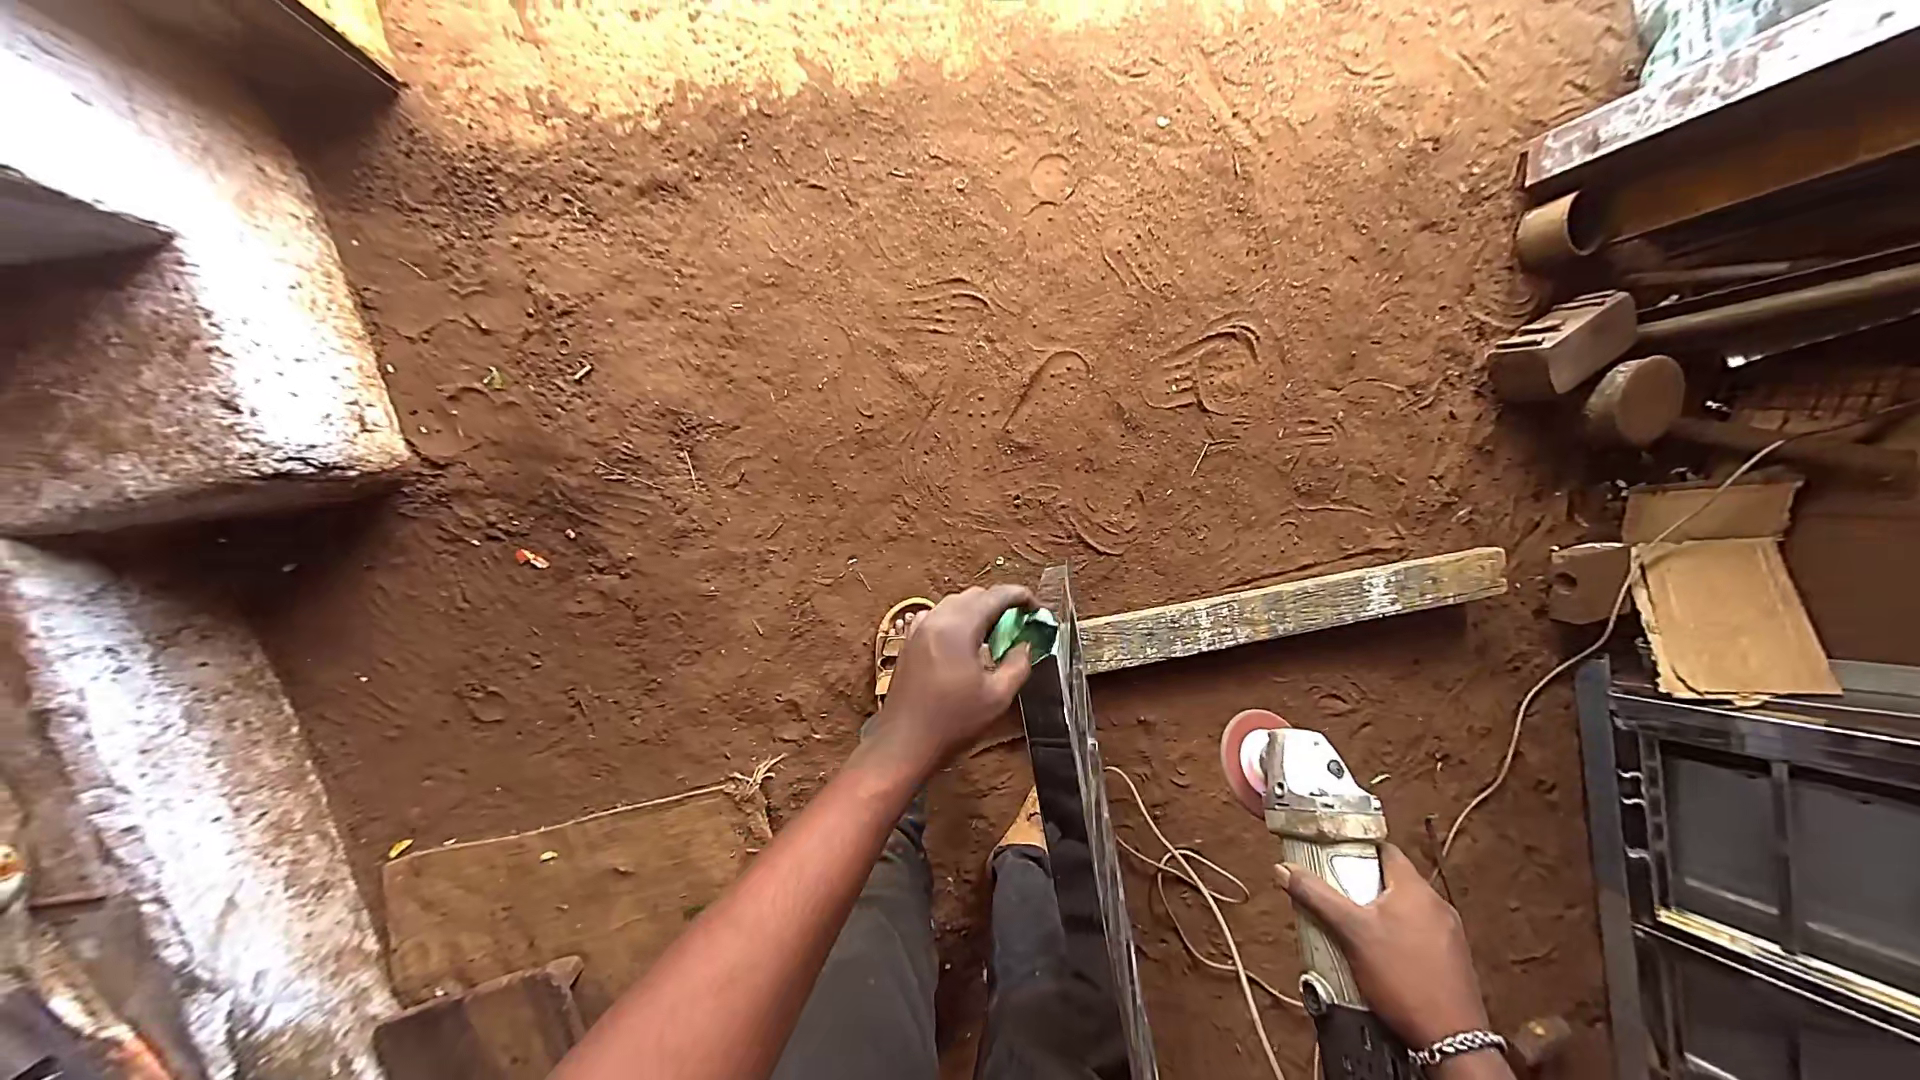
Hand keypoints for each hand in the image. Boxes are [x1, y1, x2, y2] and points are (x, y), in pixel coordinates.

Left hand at [869, 584, 1035, 771]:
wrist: (904, 743)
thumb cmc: (952, 722)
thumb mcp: (998, 696)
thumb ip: (1018, 664)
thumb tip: (1024, 645)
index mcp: (958, 627)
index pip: (995, 596)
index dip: (1021, 596)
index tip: (1036, 608)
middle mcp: (936, 619)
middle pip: (974, 595)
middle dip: (1000, 603)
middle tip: (1019, 624)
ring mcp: (918, 629)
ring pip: (954, 604)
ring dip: (977, 610)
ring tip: (995, 635)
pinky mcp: (909, 642)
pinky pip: (937, 617)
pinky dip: (956, 620)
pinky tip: (965, 644)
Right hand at [1276, 844, 1490, 1048]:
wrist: (1452, 1045)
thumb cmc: (1402, 980)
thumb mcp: (1349, 931)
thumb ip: (1315, 896)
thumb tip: (1282, 868)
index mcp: (1416, 889)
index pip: (1384, 848)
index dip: (1355, 846)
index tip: (1330, 852)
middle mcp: (1437, 906)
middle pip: (1391, 877)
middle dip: (1360, 881)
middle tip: (1333, 889)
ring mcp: (1449, 934)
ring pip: (1403, 906)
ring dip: (1377, 908)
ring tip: (1349, 922)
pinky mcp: (1451, 960)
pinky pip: (1416, 930)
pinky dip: (1394, 931)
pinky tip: (1376, 951)